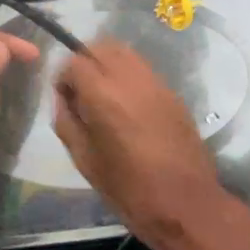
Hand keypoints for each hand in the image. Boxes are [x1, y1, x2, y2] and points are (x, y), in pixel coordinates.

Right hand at [53, 40, 229, 249]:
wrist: (185, 202)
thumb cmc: (129, 189)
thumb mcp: (85, 160)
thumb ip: (67, 122)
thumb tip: (63, 98)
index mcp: (104, 95)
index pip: (75, 61)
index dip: (64, 77)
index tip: (65, 99)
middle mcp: (131, 78)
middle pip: (101, 46)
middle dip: (85, 62)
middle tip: (81, 92)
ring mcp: (156, 82)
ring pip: (125, 53)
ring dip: (108, 64)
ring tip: (104, 96)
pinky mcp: (173, 92)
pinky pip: (144, 69)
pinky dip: (129, 75)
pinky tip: (127, 105)